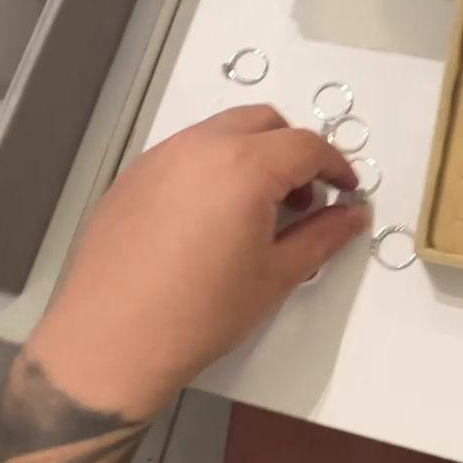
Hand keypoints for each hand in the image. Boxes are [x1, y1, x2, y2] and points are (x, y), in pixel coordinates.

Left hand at [27, 106, 368, 416]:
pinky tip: (209, 216)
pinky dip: (213, 165)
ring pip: (221, 131)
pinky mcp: (132, 175)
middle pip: (264, 122)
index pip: (305, 145)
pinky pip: (185, 151)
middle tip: (302, 198)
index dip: (335, 166)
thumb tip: (353, 215)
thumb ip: (322, 236)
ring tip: (255, 209)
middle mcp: (200, 146)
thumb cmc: (201, 312)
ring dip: (252, 153)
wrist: (109, 341)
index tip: (346, 192)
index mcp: (243, 166)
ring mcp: (160, 156)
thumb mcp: (275, 276)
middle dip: (293, 150)